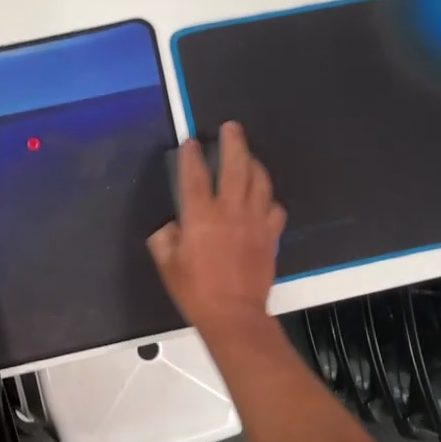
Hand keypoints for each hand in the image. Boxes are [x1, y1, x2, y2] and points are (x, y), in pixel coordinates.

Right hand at [147, 121, 285, 337]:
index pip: (194, 176)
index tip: (191, 142)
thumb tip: (172, 226)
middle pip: (234, 166)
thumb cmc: (195, 291)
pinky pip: (275, 207)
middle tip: (231, 128)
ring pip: (259, 181)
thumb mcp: (167, 265)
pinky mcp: (271, 235)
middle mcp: (230, 211)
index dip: (191, 156)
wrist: (234, 314)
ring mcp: (255, 221)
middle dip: (233, 142)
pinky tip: (262, 199)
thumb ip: (165, 239)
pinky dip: (269, 198)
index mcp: (200, 216)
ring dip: (254, 164)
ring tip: (248, 156)